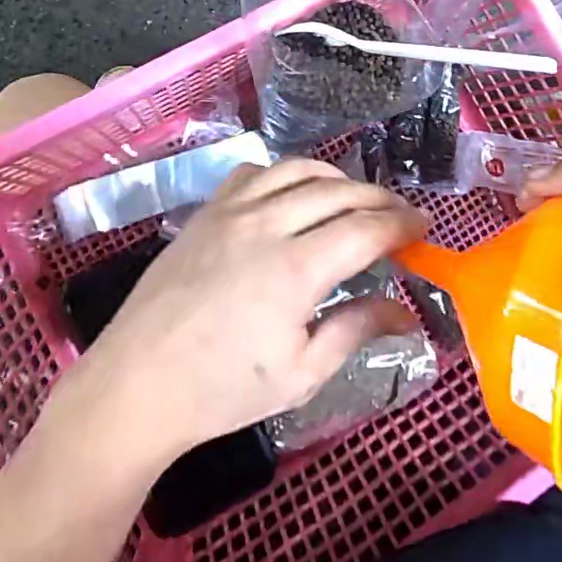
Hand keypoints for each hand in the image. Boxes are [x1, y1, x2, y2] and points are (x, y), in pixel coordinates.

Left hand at [61, 157, 427, 467]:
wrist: (137, 383)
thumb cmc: (222, 390)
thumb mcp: (301, 374)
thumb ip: (356, 330)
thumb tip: (406, 313)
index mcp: (295, 269)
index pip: (366, 229)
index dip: (402, 223)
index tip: (424, 227)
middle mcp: (267, 225)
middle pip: (339, 192)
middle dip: (380, 198)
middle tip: (401, 214)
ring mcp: (232, 211)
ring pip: (299, 171)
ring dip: (338, 179)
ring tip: (356, 199)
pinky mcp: (207, 211)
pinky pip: (255, 172)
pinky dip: (287, 175)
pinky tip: (294, 194)